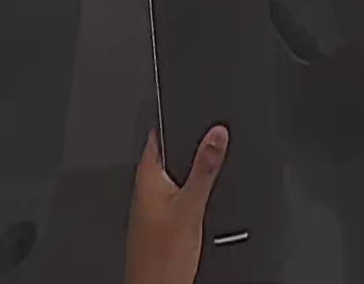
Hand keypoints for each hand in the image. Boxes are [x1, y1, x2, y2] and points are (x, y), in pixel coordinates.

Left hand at [125, 126, 228, 283]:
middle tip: (208, 130)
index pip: (158, 131)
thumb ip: (205, 169)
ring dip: (192, 168)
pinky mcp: (163, 222)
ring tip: (210, 161)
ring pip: (176, 174)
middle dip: (189, 143)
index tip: (189, 103)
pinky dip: (192, 188)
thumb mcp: (190, 206)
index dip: (174, 114)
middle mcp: (147, 187)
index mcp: (147, 175)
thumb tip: (216, 134)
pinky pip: (180, 193)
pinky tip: (204, 196)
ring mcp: (154, 205)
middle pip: (170, 152)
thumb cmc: (160, 261)